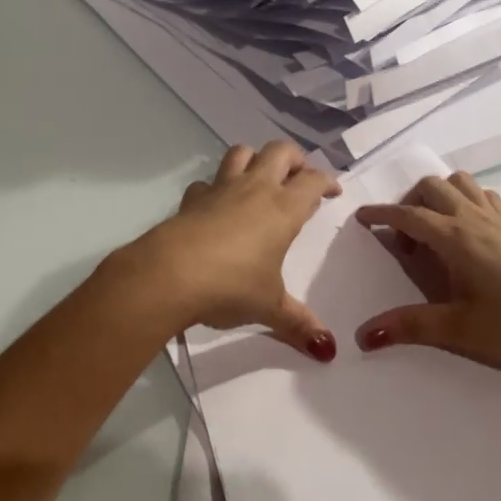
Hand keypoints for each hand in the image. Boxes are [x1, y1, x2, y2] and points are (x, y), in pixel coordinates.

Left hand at [117, 141, 341, 360]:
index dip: (327, 181)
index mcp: (283, 209)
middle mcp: (255, 189)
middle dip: (294, 158)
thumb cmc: (230, 286)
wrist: (168, 276)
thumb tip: (328, 349)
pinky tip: (217, 204)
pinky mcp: (192, 199)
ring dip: (255, 158)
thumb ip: (298, 323)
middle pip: (280, 151)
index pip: (313, 180)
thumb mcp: (269, 307)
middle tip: (299, 178)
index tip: (332, 191)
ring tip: (261, 178)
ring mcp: (220, 190)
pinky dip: (216, 186)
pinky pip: (207, 182)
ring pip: (242, 152)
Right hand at [353, 172, 500, 373]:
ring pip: (461, 183)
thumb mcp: (459, 330)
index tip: (360, 218)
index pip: (409, 215)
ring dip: (438, 196)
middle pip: (432, 187)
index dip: (381, 214)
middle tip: (404, 243)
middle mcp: (474, 219)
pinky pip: (483, 197)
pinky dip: (465, 201)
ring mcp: (498, 222)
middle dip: (408, 203)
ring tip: (432, 233)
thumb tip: (364, 335)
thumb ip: (410, 326)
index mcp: (456, 238)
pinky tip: (465, 234)